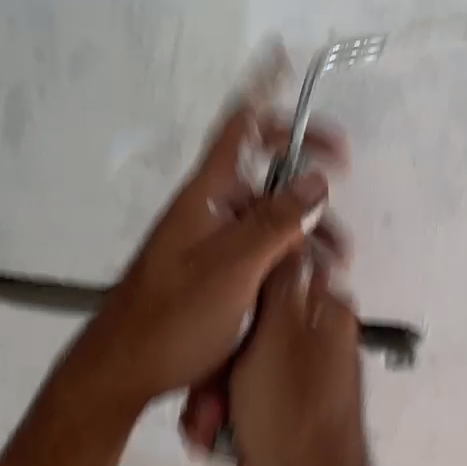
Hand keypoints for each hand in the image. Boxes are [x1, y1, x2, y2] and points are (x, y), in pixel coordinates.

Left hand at [63, 46, 348, 414]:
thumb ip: (274, 224)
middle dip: (308, 185)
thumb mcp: (231, 270)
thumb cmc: (171, 318)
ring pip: (268, 220)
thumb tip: (316, 179)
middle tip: (342, 199)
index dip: (270, 98)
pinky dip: (288, 258)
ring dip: (305, 232)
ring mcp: (212, 244)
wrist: (124, 369)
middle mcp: (210, 210)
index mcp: (206, 195)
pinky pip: (260, 252)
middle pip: (266, 176)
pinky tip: (310, 282)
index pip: (240, 128)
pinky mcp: (215, 275)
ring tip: (335, 263)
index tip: (308, 96)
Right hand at [222, 254, 372, 465]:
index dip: (239, 281)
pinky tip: (215, 434)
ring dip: (212, 392)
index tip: (212, 298)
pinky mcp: (270, 409)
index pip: (277, 269)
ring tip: (211, 420)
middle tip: (211, 386)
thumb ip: (281, 278)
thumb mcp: (279, 332)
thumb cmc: (290, 407)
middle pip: (245, 321)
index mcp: (323, 310)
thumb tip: (295, 227)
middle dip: (217, 357)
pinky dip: (221, 415)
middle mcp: (308, 337)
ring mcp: (288, 377)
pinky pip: (234, 395)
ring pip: (232, 361)